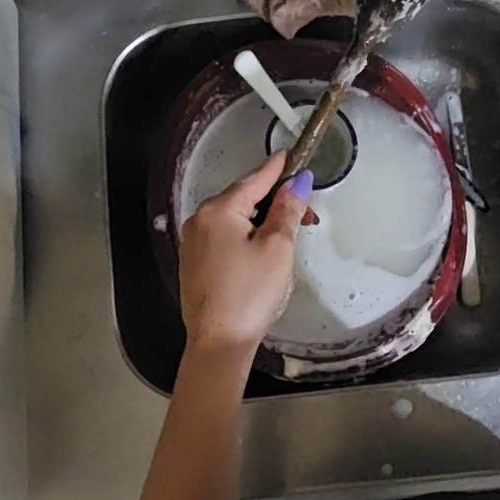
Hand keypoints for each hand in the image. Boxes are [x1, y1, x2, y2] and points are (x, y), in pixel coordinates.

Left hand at [179, 153, 312, 352]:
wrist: (219, 343)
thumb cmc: (249, 295)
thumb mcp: (277, 248)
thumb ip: (287, 211)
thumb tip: (296, 184)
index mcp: (218, 210)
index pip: (255, 179)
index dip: (278, 169)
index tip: (293, 156)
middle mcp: (199, 220)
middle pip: (244, 198)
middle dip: (276, 202)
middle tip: (306, 216)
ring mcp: (193, 242)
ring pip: (234, 219)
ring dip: (263, 221)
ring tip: (289, 237)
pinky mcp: (194, 262)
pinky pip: (224, 236)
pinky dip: (246, 235)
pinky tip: (263, 249)